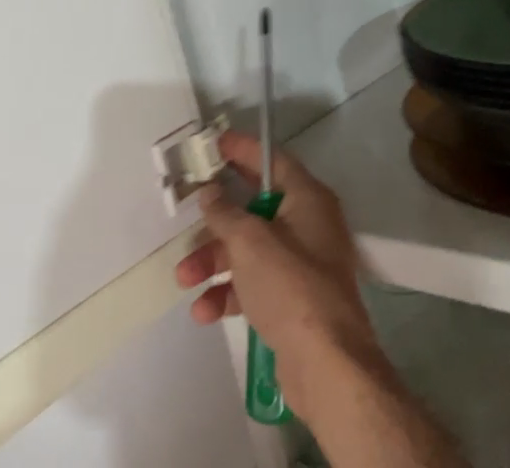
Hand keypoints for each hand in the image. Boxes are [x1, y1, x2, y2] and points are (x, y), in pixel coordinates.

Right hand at [174, 132, 383, 415]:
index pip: (273, 161)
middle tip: (185, 217)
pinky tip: (204, 310)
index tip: (211, 145)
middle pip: (255, 209)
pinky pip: (254, 284)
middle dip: (217, 220)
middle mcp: (309, 226)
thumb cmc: (291, 288)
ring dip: (214, 261)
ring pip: (249, 250)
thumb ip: (225, 213)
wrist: (326, 364)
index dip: (243, 150)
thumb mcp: (250, 242)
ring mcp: (302, 265)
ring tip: (183, 277)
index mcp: (308, 201)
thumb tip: (210, 193)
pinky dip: (229, 292)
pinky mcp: (293, 300)